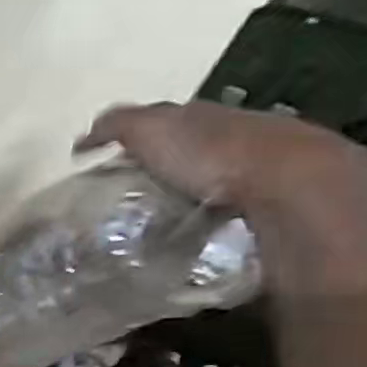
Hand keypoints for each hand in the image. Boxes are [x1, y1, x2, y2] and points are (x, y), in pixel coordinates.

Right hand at [76, 101, 366, 213]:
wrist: (283, 183)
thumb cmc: (212, 153)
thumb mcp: (154, 130)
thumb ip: (120, 127)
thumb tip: (83, 138)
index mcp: (204, 118)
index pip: (165, 126)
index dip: (136, 146)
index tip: (108, 174)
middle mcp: (231, 140)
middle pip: (186, 159)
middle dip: (158, 178)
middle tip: (123, 209)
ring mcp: (250, 177)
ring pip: (206, 189)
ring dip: (179, 207)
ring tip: (147, 236)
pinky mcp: (260, 210)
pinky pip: (220, 219)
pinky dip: (199, 230)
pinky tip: (180, 248)